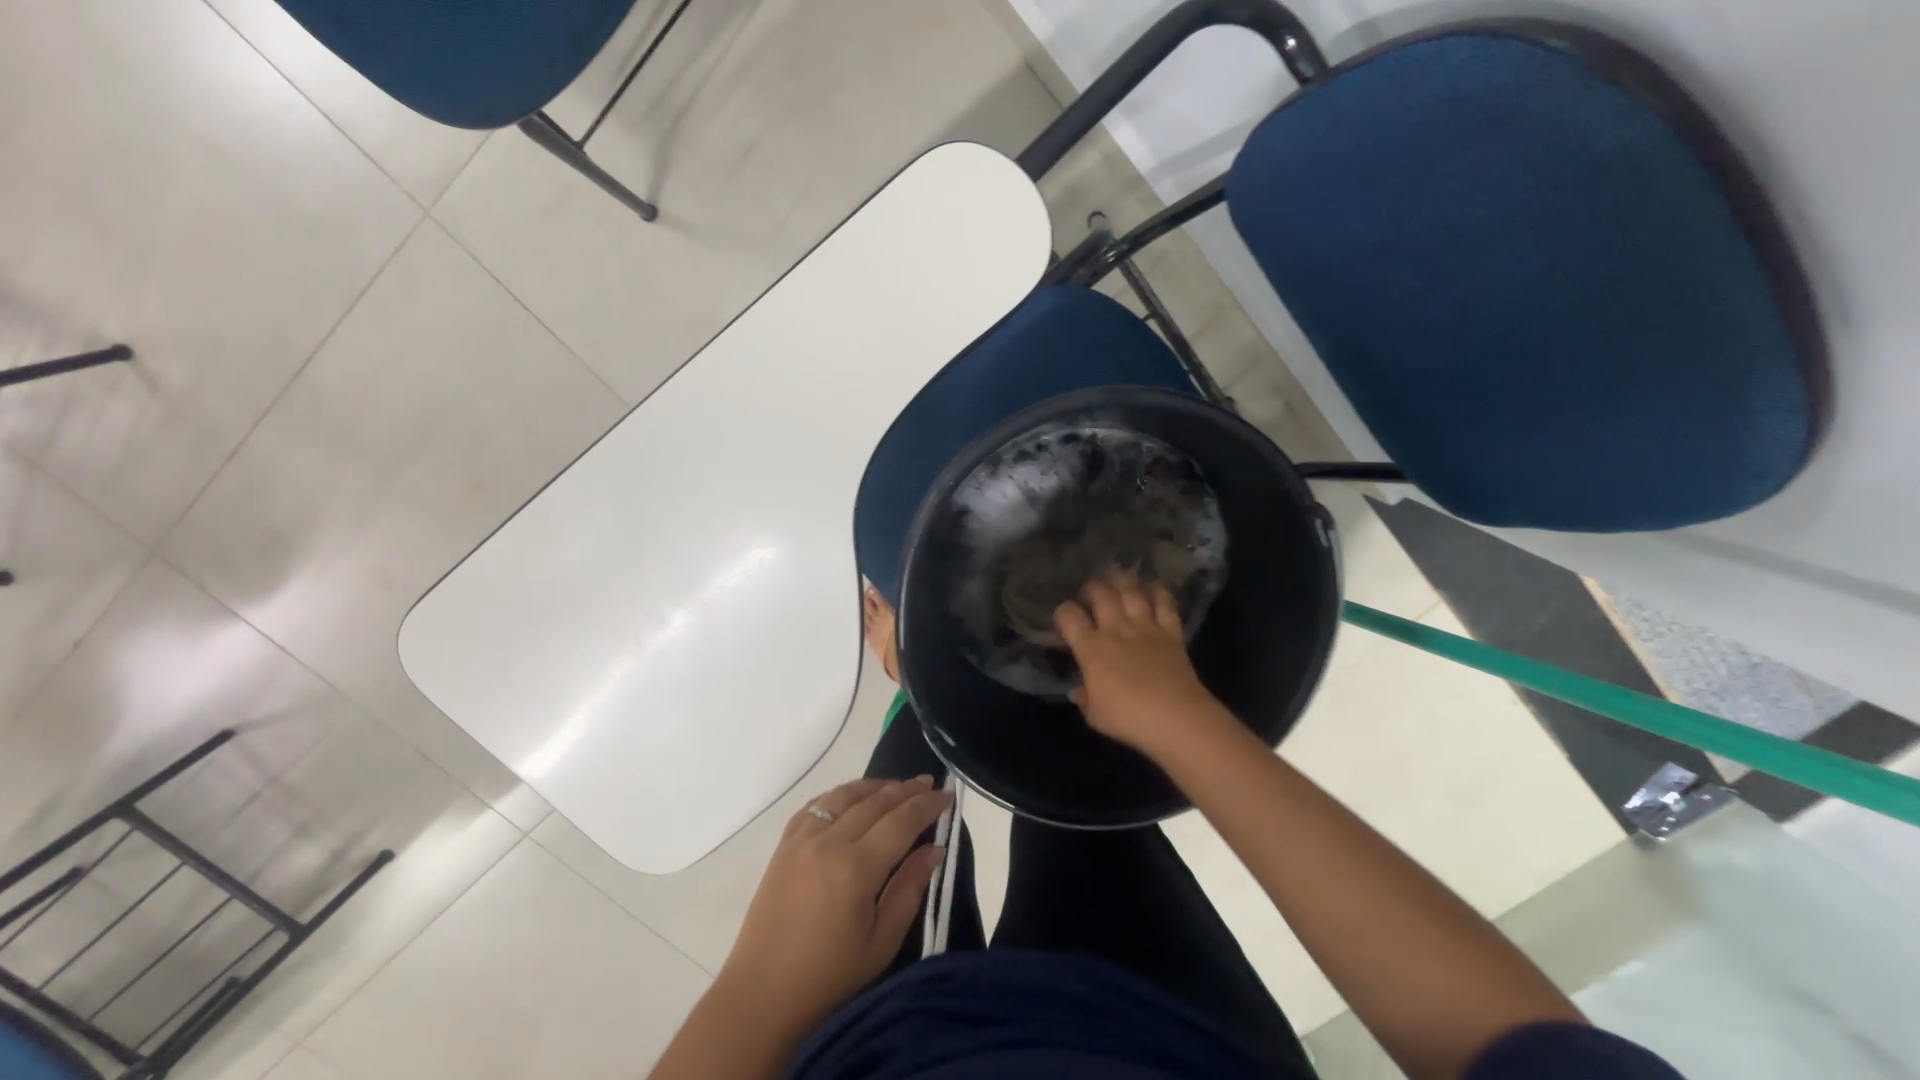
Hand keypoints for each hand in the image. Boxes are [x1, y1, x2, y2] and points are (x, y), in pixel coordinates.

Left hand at [717, 777, 950, 1033]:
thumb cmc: (830, 976)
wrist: (763, 993)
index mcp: (856, 867)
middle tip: (929, 783)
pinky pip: (814, 806)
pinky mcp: (782, 847)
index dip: (928, 804)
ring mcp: (801, 840)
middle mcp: (828, 842)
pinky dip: (838, 795)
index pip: (902, 820)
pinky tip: (851, 798)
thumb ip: (910, 889)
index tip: (949, 795)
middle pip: (875, 801)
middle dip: (906, 790)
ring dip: (873, 786)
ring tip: (896, 786)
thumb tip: (935, 849)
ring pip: (843, 795)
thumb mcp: (882, 941)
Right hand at [1054, 572, 1225, 756]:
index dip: (1062, 612)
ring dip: (1123, 580)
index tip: (1064, 620)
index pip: (1069, 616)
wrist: (1175, 717)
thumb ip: (1085, 698)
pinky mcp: (1171, 632)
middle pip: (1101, 594)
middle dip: (1093, 587)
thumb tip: (1078, 691)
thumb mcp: (1095, 715)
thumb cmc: (1128, 718)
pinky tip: (1154, 587)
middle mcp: (1116, 629)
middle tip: (1092, 591)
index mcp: (1091, 648)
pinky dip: (1159, 592)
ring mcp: (1146, 627)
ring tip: (1118, 576)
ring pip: (1132, 592)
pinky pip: (1165, 603)